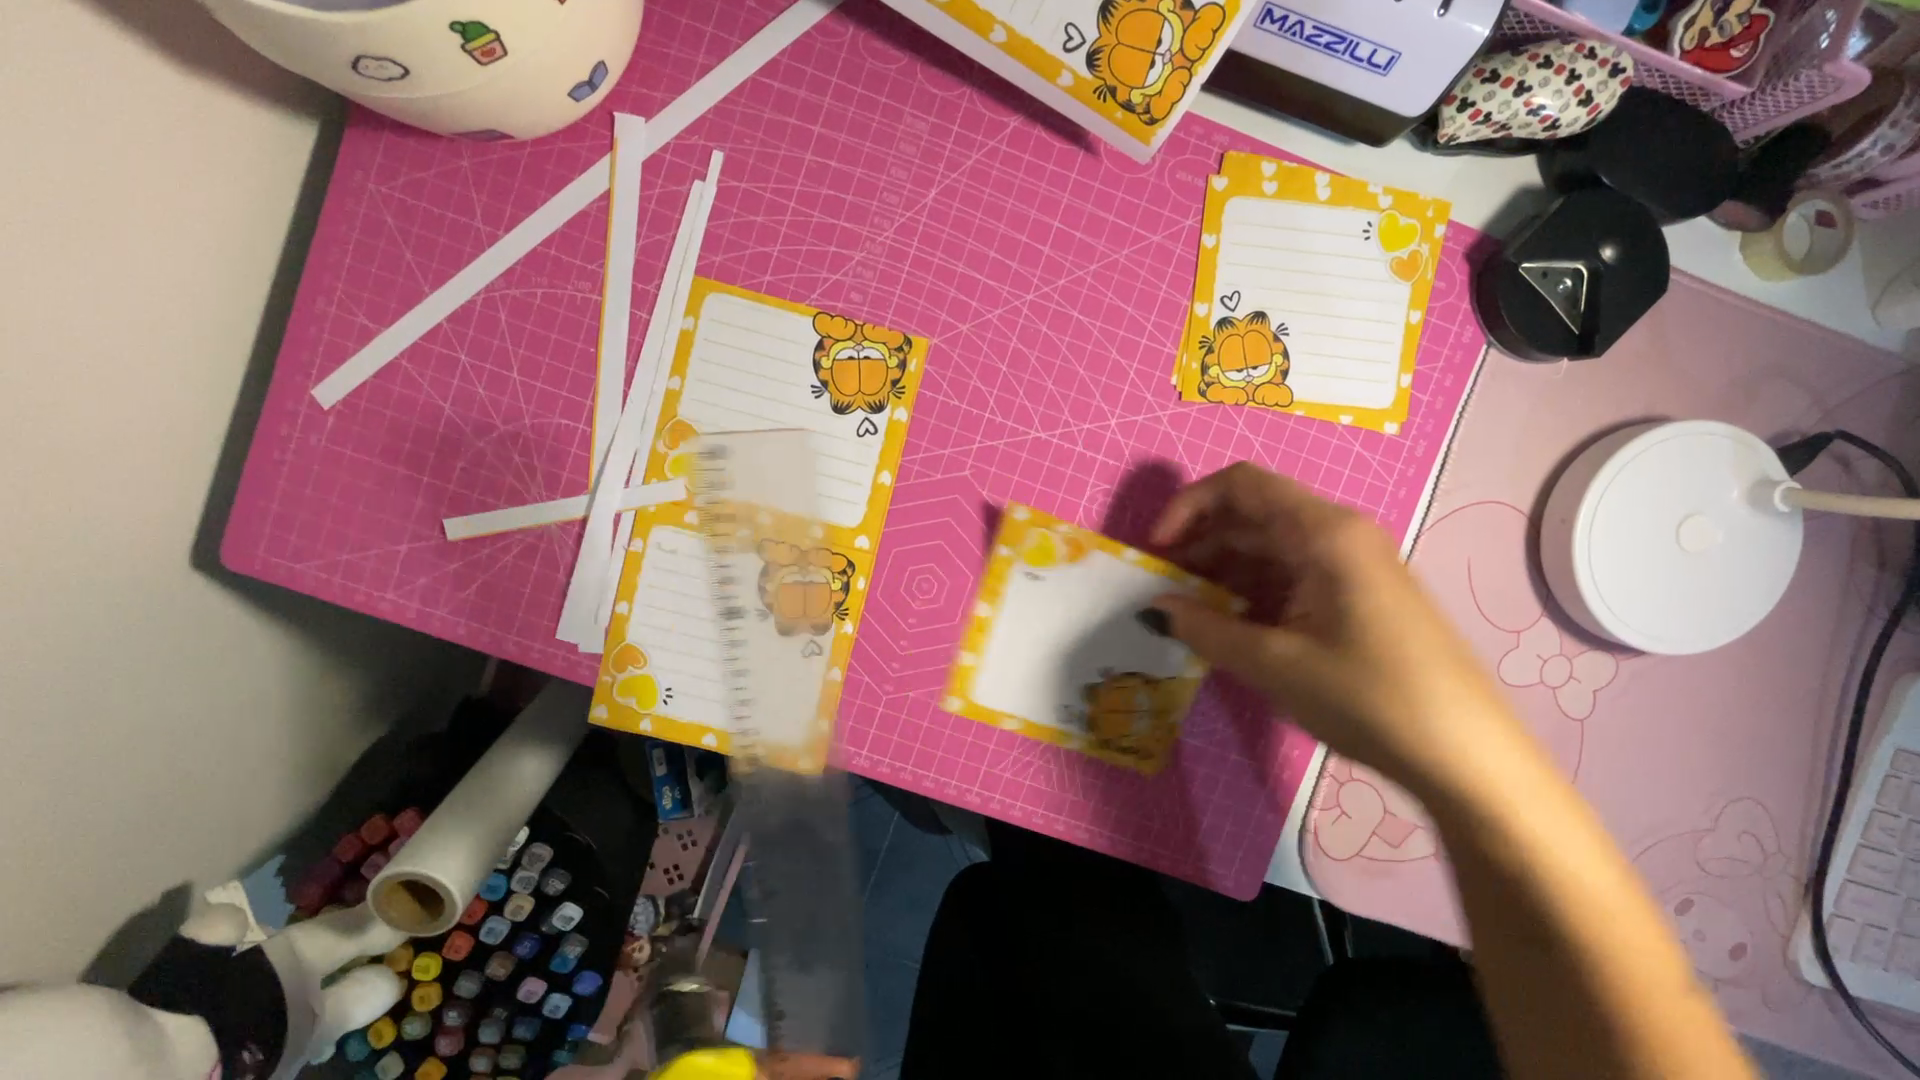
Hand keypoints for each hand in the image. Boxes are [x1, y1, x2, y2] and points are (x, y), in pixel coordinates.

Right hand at [1147, 464, 1529, 799]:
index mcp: (1324, 532)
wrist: (1466, 755)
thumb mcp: (1274, 664)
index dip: (1188, 506)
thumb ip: (1206, 628)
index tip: (1157, 552)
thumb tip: (1157, 607)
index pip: (1241, 485)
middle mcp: (1340, 534)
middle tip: (1167, 591)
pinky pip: (1294, 575)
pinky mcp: (1360, 596)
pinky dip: (1255, 592)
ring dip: (1225, 572)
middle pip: (1254, 514)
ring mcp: (1354, 565)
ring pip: (1272, 547)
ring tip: (1194, 615)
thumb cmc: (1368, 698)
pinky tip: (1236, 629)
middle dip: (1202, 544)